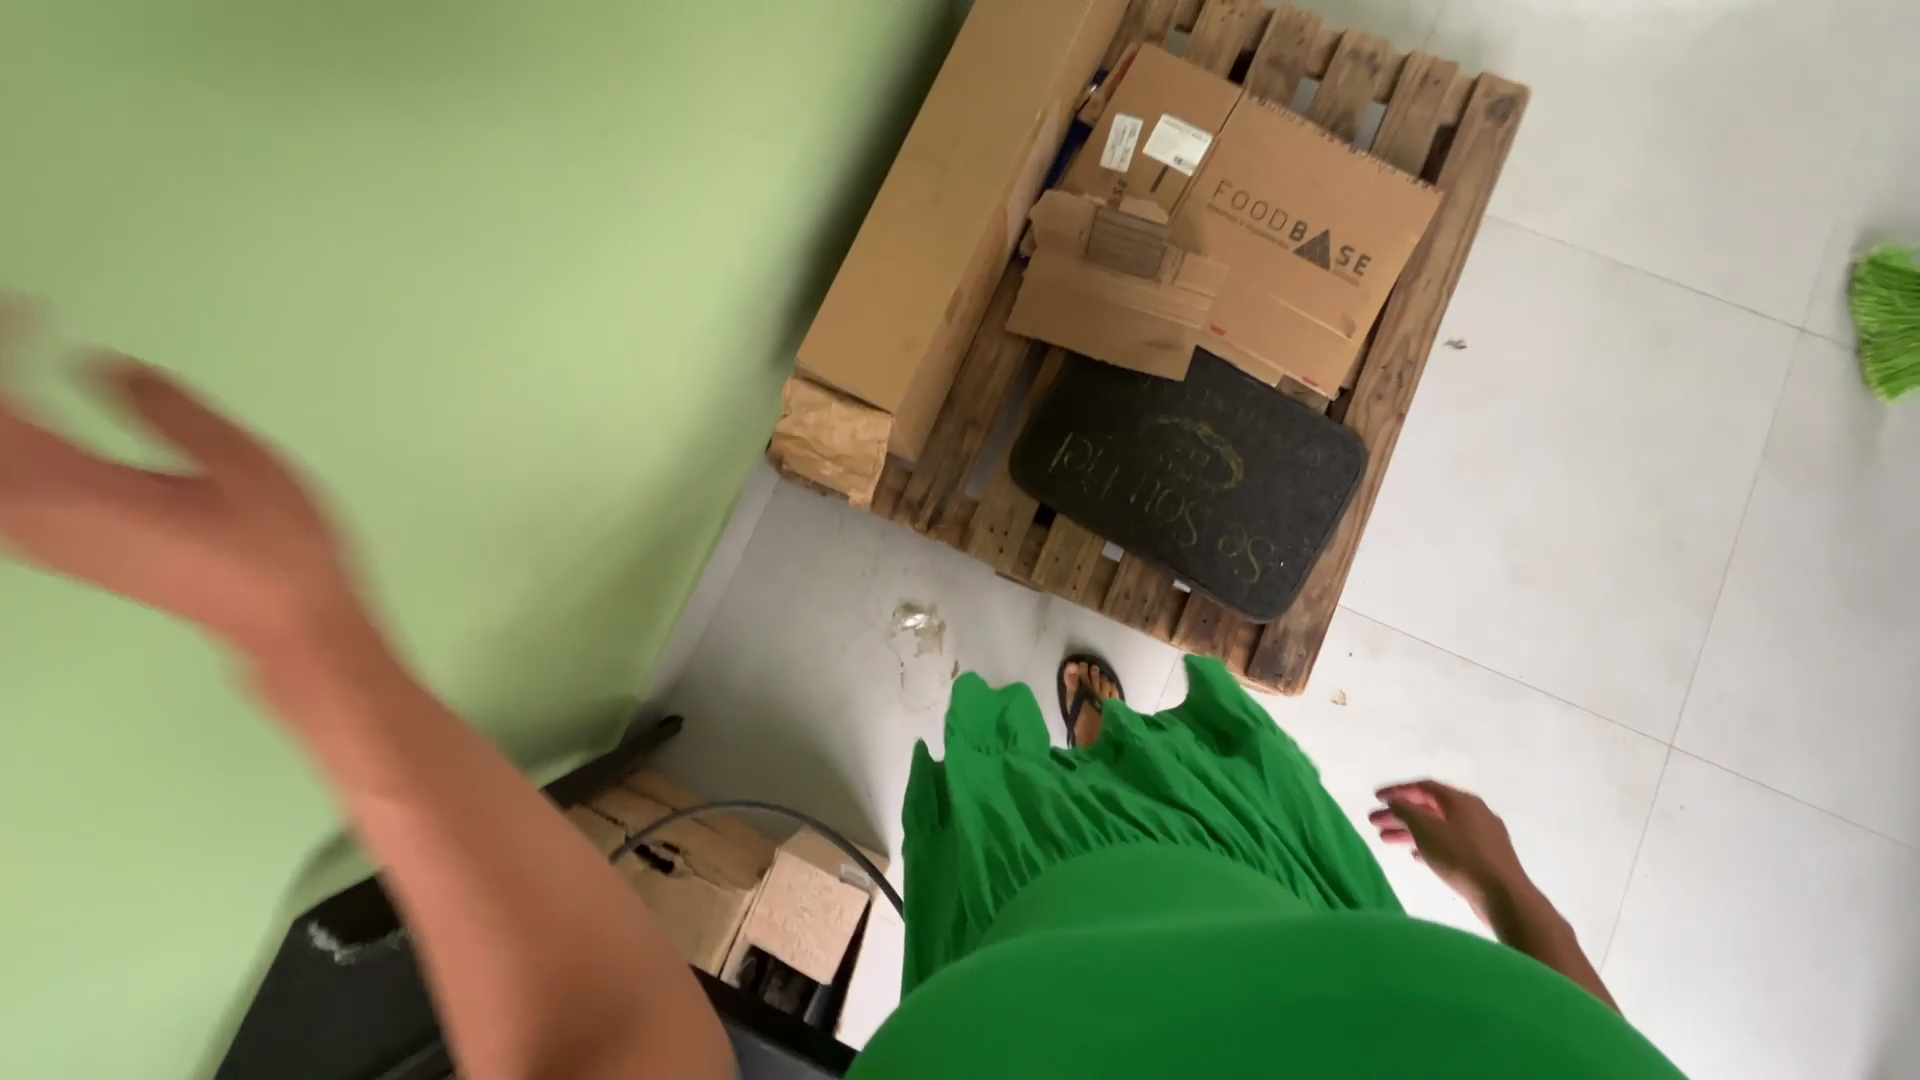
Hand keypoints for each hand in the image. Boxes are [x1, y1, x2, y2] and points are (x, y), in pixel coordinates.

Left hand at [0, 305, 358, 651]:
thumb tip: (114, 369)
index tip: (28, 311)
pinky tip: (24, 435)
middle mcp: (40, 517)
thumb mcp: (242, 464)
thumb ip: (171, 410)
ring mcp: (46, 539)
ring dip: (0, 423)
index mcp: (76, 489)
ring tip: (15, 375)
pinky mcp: (64, 549)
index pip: (3, 403)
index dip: (7, 345)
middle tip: (13, 337)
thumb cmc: (278, 554)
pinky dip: (7, 453)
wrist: (291, 622)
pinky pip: (0, 491)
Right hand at [1370, 779, 1533, 923]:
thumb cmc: (1461, 856)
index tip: (1375, 798)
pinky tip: (1415, 856)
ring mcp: (1483, 837)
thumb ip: (1405, 810)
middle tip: (1375, 822)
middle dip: (1399, 814)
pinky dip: (1429, 845)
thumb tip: (1395, 801)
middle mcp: (1474, 813)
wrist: (1505, 897)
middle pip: (1429, 808)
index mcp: (1462, 801)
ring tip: (1386, 840)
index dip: (1397, 791)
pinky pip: (1450, 844)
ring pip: (1438, 827)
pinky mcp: (1486, 858)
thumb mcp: (1425, 828)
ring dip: (1411, 831)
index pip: (1423, 786)